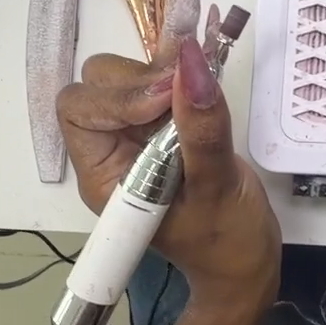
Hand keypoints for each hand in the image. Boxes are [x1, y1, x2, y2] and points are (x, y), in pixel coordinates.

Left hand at [56, 38, 279, 309]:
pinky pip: (162, 87)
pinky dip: (181, 76)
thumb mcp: (216, 187)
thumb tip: (191, 63)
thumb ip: (201, 128)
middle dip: (143, 80)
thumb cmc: (225, 239)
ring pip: (131, 79)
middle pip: (100, 86)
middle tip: (190, 94)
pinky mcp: (165, 129)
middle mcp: (113, 151)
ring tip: (202, 97)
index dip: (119, 95)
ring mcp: (139, 138)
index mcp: (104, 175)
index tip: (168, 98)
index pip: (80, 111)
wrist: (245, 261)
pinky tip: (205, 84)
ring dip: (165, 76)